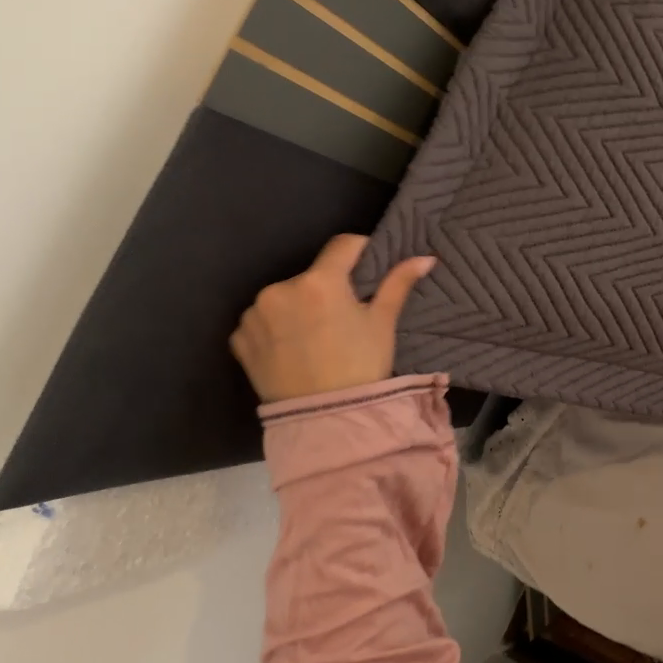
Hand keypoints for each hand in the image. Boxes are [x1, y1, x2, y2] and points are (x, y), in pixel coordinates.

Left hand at [230, 234, 435, 402]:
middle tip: (344, 315)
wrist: (324, 417)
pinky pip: (262, 321)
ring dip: (299, 306)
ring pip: (284, 297)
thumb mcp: (383, 322)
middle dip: (327, 287)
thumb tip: (424, 257)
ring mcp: (254, 314)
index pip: (342, 245)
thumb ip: (398, 283)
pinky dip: (277, 328)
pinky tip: (293, 349)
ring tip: (316, 335)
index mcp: (319, 281)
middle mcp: (280, 289)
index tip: (368, 267)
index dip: (360, 250)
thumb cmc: (361, 364)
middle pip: (311, 275)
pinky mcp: (238, 338)